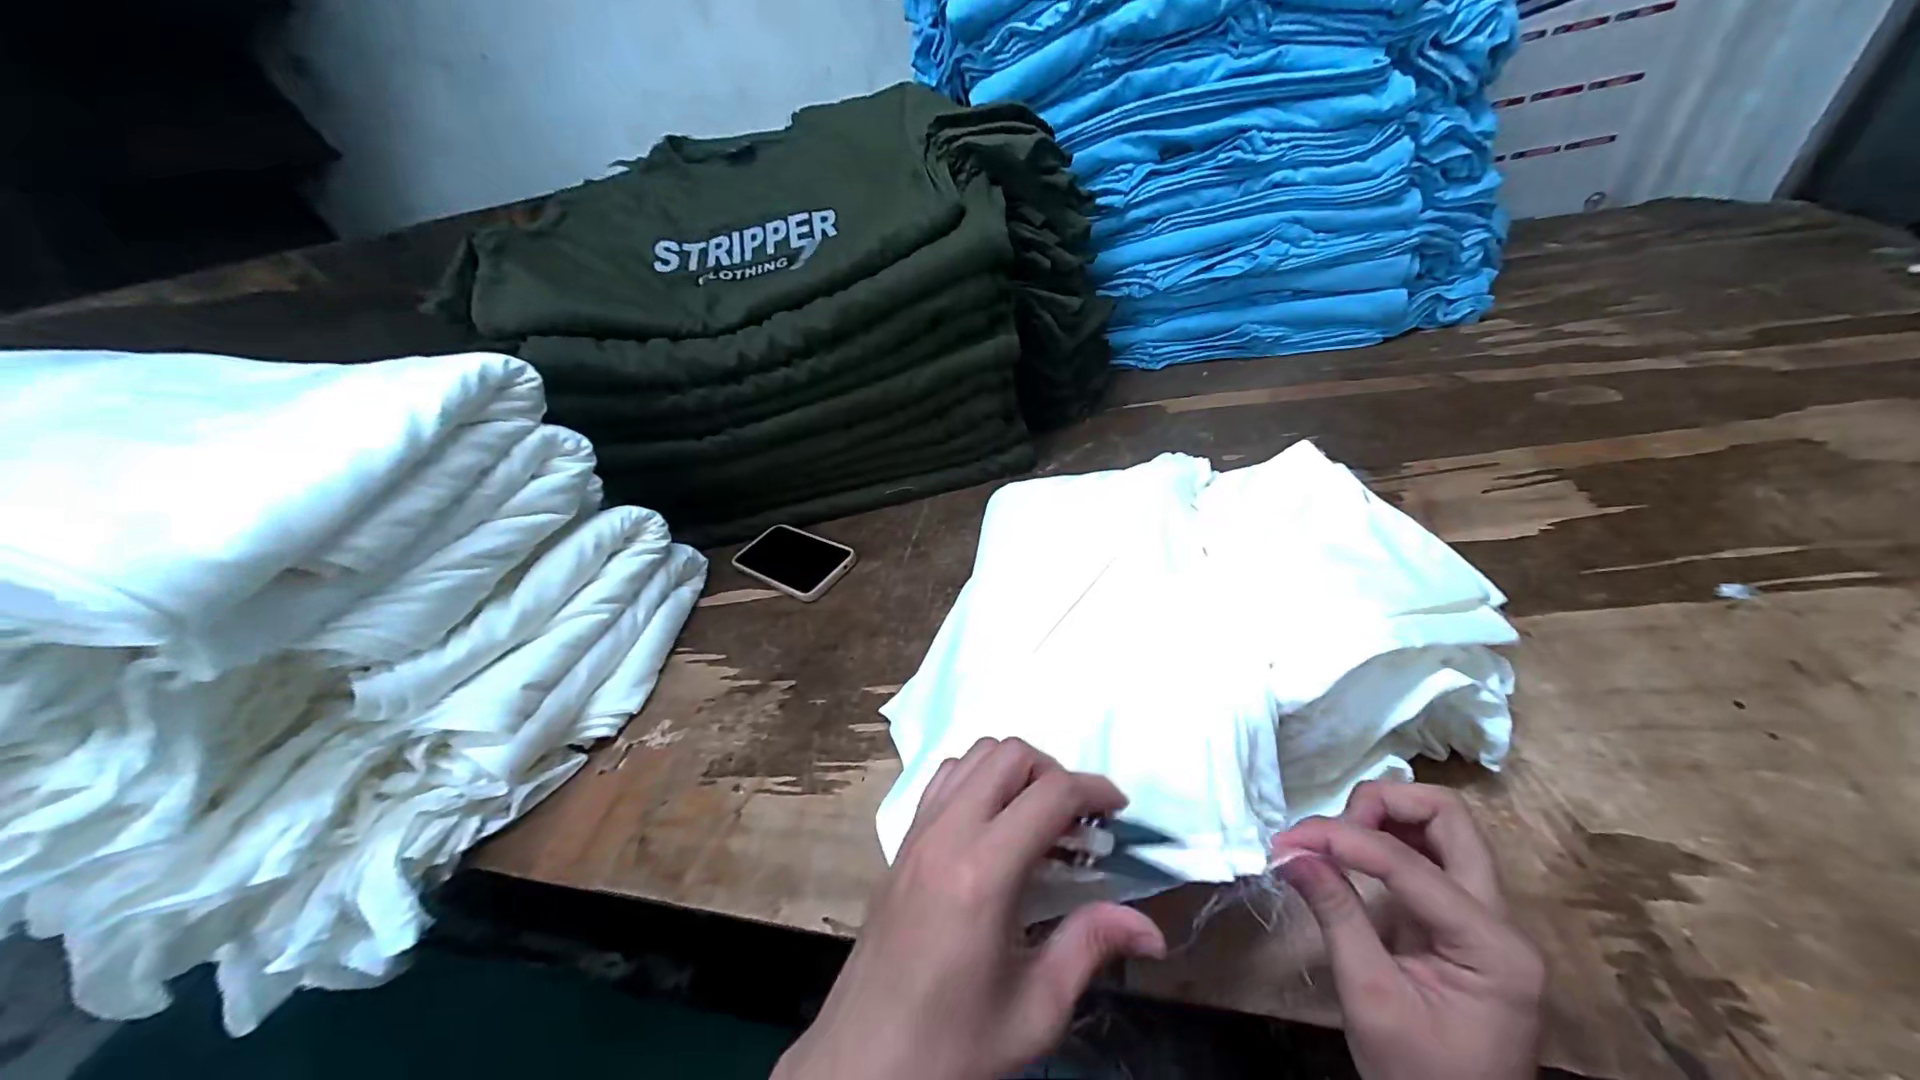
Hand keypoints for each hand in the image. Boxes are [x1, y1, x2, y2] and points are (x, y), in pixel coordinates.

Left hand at [774, 737, 1167, 1079]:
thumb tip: (1152, 929)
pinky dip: (979, 779)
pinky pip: (944, 779)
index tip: (1119, 811)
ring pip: (972, 756)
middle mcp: (946, 833)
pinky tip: (996, 826)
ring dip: (1015, 772)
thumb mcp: (1035, 1009)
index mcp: (983, 871)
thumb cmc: (953, 1042)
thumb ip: (1091, 946)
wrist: (863, 1060)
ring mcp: (917, 832)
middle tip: (1078, 821)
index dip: (1095, 790)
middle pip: (1008, 754)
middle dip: (1054, 773)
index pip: (1049, 793)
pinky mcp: (902, 841)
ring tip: (1039, 820)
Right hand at [1273, 781, 1544, 1079]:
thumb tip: (1290, 853)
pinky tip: (1352, 855)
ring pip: (1442, 826)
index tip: (1285, 841)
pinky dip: (1385, 839)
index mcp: (1492, 946)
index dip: (1339, 837)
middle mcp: (1502, 920)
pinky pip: (1430, 853)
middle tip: (1328, 832)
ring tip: (1335, 842)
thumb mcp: (1370, 999)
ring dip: (1384, 817)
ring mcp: (1488, 918)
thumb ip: (1336, 916)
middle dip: (1380, 806)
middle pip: (1448, 818)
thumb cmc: (1419, 1076)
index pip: (1407, 861)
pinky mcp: (1464, 920)